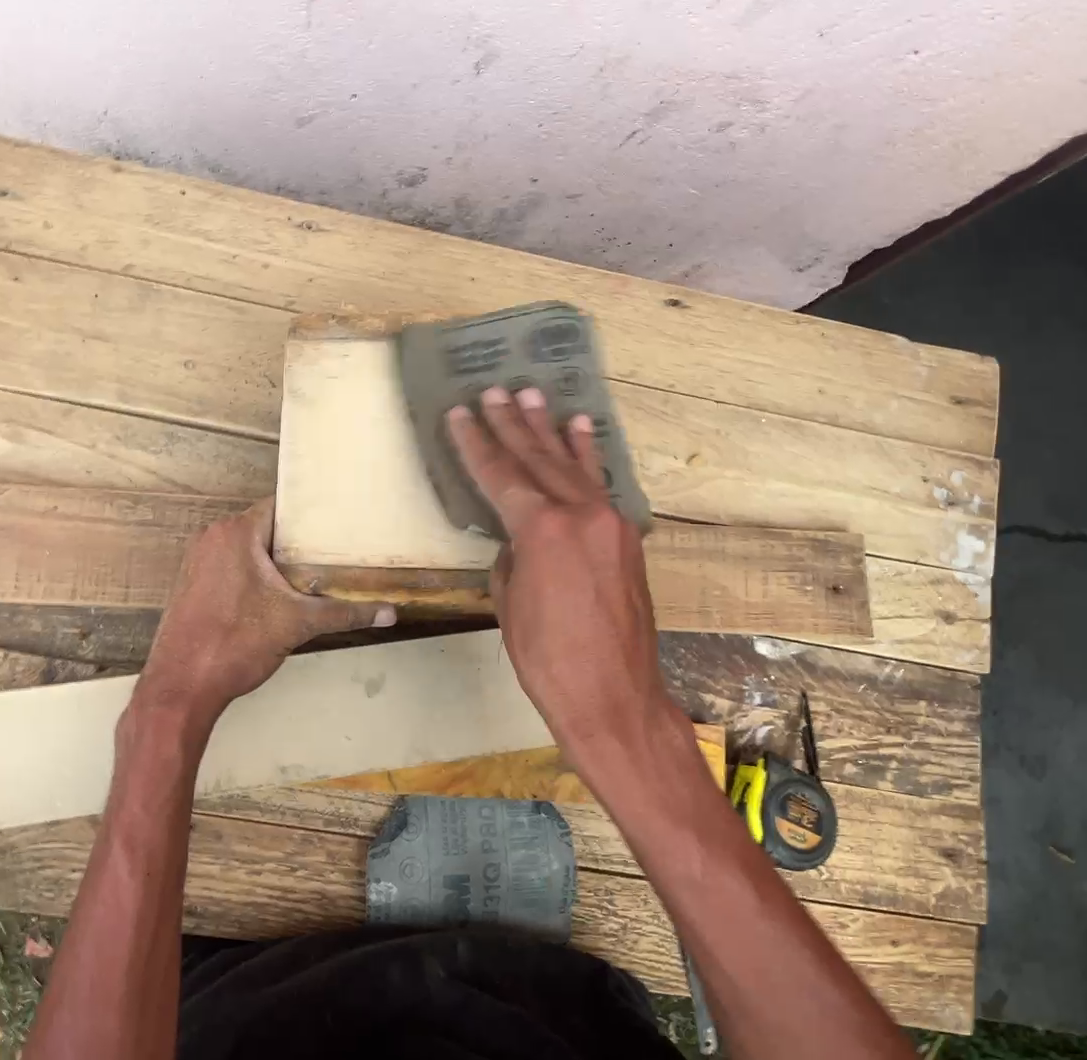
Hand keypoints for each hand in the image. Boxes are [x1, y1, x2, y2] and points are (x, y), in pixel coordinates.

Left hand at [134, 498, 395, 729]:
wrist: (182, 686)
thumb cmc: (234, 646)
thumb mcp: (298, 625)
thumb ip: (345, 613)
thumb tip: (389, 613)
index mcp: (236, 534)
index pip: (280, 506)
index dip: (310, 514)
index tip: (336, 522)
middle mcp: (212, 539)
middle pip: (265, 528)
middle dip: (296, 541)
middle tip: (332, 552)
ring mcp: (197, 562)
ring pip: (246, 550)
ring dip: (274, 561)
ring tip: (311, 574)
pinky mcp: (191, 585)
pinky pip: (229, 568)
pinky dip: (252, 576)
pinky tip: (275, 598)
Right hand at [445, 387, 691, 770]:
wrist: (613, 696)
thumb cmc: (546, 659)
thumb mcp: (509, 604)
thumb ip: (510, 557)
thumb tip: (517, 537)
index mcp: (541, 529)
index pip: (500, 475)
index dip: (476, 444)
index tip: (461, 413)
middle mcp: (580, 514)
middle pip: (537, 459)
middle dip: (513, 425)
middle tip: (496, 391)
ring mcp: (610, 523)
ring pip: (573, 465)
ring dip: (551, 430)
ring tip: (535, 396)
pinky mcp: (626, 538)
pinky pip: (600, 485)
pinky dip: (589, 457)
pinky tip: (582, 431)